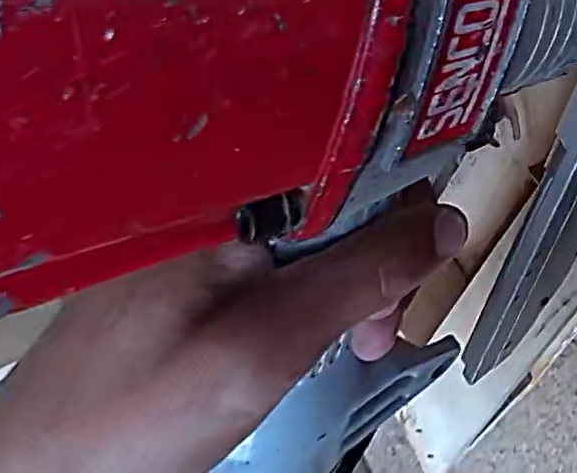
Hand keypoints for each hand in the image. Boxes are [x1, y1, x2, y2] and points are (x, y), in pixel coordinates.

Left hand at [0, 191, 466, 472]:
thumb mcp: (266, 344)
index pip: (359, 155)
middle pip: (355, 192)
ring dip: (369, 276)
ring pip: (336, 226)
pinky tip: (331, 332)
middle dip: (391, 250)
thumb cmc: (126, 421)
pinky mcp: (218, 266)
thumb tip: (450, 225)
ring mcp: (224, 232)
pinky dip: (334, 290)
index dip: (407, 195)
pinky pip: (304, 255)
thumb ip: (364, 274)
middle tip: (388, 318)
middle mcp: (234, 194)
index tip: (429, 250)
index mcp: (238, 188)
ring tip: (363, 337)